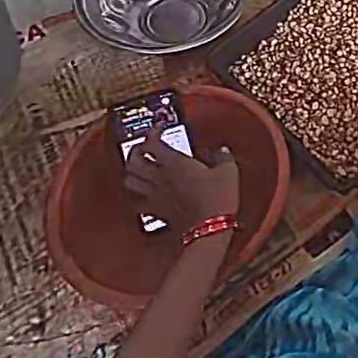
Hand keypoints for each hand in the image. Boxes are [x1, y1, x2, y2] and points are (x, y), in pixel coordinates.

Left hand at [122, 125, 239, 233]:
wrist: (209, 229)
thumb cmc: (217, 198)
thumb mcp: (228, 170)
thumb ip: (222, 156)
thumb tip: (220, 150)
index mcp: (174, 163)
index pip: (152, 142)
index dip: (152, 132)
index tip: (159, 129)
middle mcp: (159, 177)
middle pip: (133, 160)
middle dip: (136, 150)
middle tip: (144, 147)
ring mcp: (154, 195)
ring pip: (129, 180)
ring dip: (131, 171)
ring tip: (139, 167)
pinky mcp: (156, 212)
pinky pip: (136, 203)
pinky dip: (136, 196)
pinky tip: (143, 194)